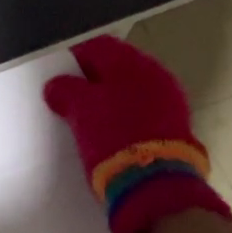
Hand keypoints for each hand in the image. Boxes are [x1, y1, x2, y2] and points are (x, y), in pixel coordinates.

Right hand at [43, 35, 230, 232]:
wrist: (154, 185)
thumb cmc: (112, 137)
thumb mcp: (79, 110)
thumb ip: (65, 90)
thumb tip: (57, 85)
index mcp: (132, 63)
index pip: (98, 47)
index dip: (74, 58)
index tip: (57, 76)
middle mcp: (156, 75)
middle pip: (117, 68)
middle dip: (94, 80)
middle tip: (70, 98)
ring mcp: (170, 102)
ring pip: (131, 92)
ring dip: (111, 100)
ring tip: (88, 120)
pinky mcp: (175, 128)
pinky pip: (143, 113)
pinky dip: (126, 118)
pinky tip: (110, 134)